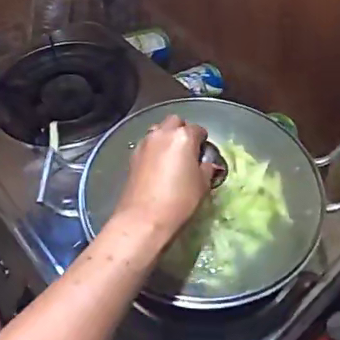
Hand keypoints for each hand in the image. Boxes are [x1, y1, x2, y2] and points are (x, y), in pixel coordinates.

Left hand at [110, 115, 217, 243]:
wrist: (143, 217)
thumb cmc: (179, 200)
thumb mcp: (202, 185)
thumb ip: (206, 169)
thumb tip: (206, 164)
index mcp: (183, 137)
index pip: (197, 129)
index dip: (203, 140)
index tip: (204, 152)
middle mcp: (162, 133)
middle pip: (174, 122)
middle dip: (182, 131)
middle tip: (188, 149)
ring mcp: (145, 143)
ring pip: (158, 130)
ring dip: (166, 137)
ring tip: (172, 156)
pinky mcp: (133, 155)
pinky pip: (147, 144)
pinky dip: (154, 148)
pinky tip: (158, 165)